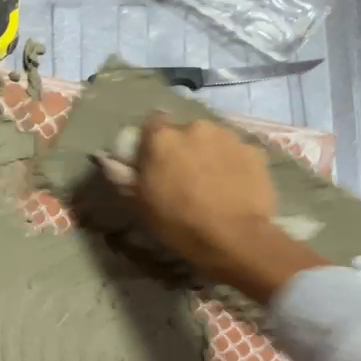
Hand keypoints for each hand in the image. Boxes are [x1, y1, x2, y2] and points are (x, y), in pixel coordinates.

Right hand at [99, 114, 327, 302]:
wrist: (234, 238)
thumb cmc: (178, 222)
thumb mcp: (141, 204)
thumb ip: (122, 176)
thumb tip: (106, 159)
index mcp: (163, 138)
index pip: (151, 123)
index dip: (151, 141)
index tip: (153, 161)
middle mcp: (196, 127)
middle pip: (184, 130)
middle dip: (182, 147)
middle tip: (182, 176)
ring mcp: (229, 136)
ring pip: (212, 138)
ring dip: (208, 153)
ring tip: (210, 183)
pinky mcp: (255, 150)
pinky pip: (236, 152)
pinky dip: (231, 164)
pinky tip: (232, 187)